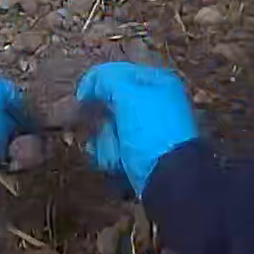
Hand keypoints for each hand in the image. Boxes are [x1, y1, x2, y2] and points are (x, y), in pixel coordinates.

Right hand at [79, 62, 197, 196]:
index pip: (118, 73)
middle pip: (111, 105)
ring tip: (117, 153)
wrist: (171, 180)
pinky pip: (116, 150)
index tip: (82, 99)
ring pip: (110, 129)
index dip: (96, 84)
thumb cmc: (153, 133)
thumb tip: (92, 80)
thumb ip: (106, 79)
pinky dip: (112, 158)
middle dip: (103, 122)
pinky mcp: (143, 155)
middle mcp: (155, 104)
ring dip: (107, 143)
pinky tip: (118, 164)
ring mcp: (149, 131)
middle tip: (106, 130)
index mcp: (158, 83)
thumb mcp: (128, 95)